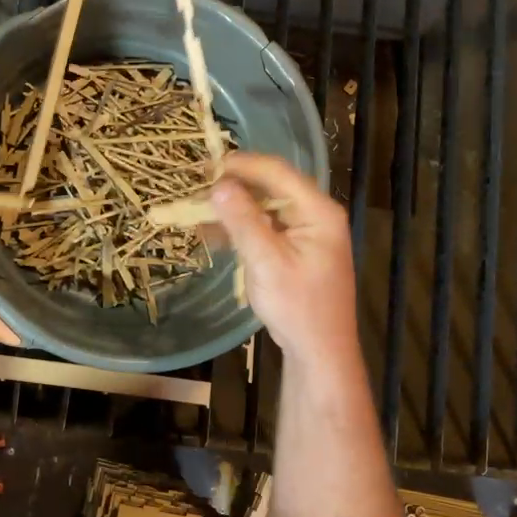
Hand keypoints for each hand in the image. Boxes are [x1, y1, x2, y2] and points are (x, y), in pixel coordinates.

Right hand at [209, 153, 360, 371]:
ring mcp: (306, 232)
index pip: (277, 172)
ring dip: (233, 207)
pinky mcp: (295, 249)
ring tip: (197, 209)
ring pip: (264, 206)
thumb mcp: (267, 262)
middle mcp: (315, 214)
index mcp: (318, 211)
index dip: (241, 164)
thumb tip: (218, 184)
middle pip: (270, 186)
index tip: (205, 165)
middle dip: (234, 185)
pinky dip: (240, 227)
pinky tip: (212, 233)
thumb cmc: (298, 307)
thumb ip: (243, 221)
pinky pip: (264, 227)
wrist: (319, 352)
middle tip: (197, 186)